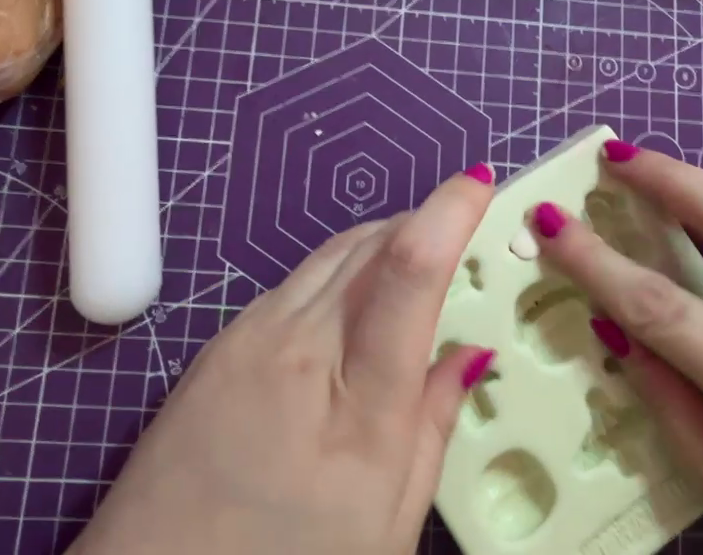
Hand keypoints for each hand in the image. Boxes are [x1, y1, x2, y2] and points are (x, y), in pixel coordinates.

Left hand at [73, 165, 497, 554]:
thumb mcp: (386, 522)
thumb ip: (432, 426)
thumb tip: (468, 353)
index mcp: (354, 394)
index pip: (408, 271)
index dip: (448, 213)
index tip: (479, 181)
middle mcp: (298, 339)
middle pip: (370, 243)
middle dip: (421, 222)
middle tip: (460, 235)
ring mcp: (252, 331)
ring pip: (332, 254)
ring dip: (380, 241)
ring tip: (413, 264)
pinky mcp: (222, 339)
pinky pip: (297, 281)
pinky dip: (339, 271)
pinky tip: (351, 306)